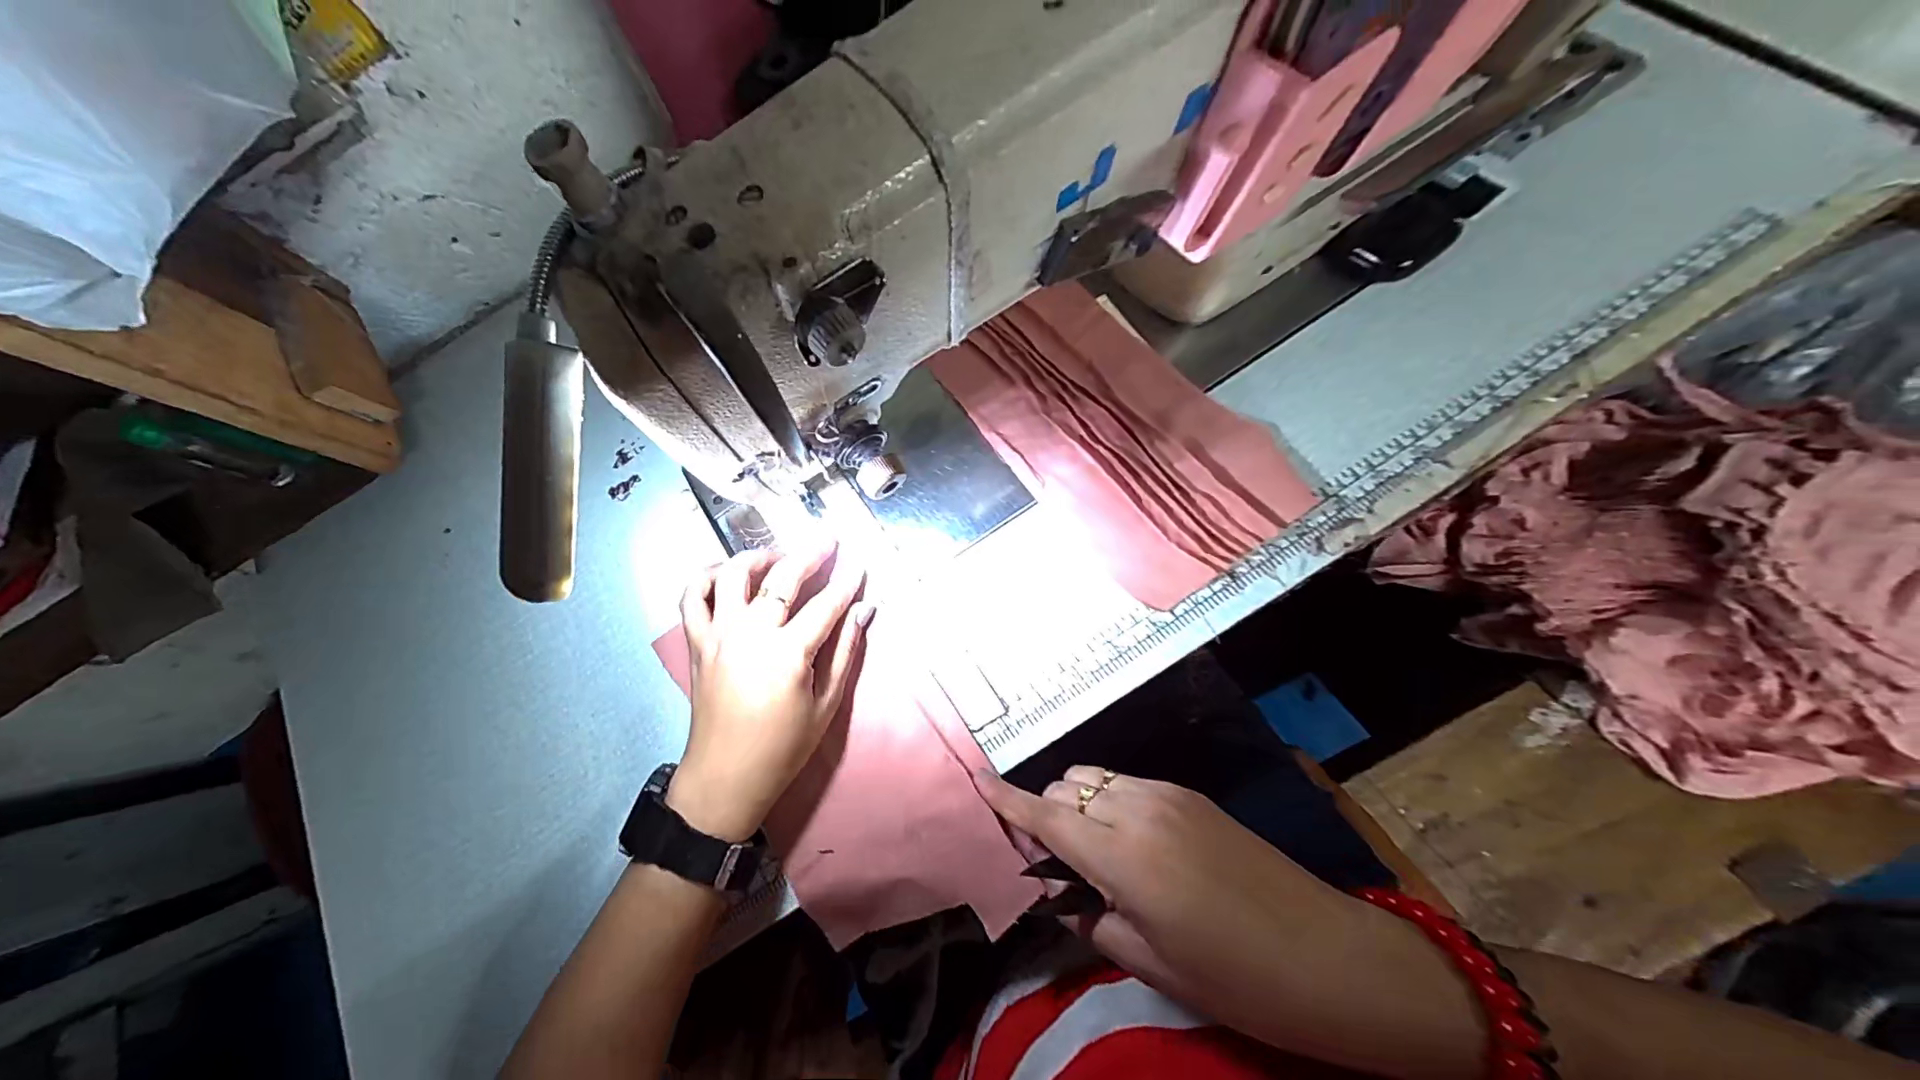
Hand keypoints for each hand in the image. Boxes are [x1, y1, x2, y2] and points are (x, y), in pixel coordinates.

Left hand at [667, 545, 872, 842]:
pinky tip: (725, 572)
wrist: (726, 776)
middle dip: (810, 554)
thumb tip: (863, 611)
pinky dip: (706, 576)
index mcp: (787, 654)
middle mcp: (750, 635)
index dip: (846, 583)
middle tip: (827, 541)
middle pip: (782, 579)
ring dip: (758, 556)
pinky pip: (692, 597)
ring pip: (733, 575)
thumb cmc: (783, 747)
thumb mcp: (826, 704)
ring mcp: (718, 635)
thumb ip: (844, 652)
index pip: (825, 605)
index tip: (858, 566)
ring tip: (777, 555)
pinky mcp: (697, 642)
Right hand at [974, 768, 1485, 1079]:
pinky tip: (1129, 842)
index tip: (978, 781)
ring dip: (1078, 803)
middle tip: (1052, 859)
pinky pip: (1128, 784)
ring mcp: (1169, 795)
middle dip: (1045, 813)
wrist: (1328, 956)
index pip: (1046, 815)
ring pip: (1095, 778)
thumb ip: (1091, 916)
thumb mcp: (1147, 961)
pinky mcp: (1191, 796)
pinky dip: (1109, 801)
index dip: (1007, 799)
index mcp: (1123, 855)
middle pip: (1065, 787)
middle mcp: (1139, 808)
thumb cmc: (1233, 975)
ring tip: (1090, 851)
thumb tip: (1065, 890)